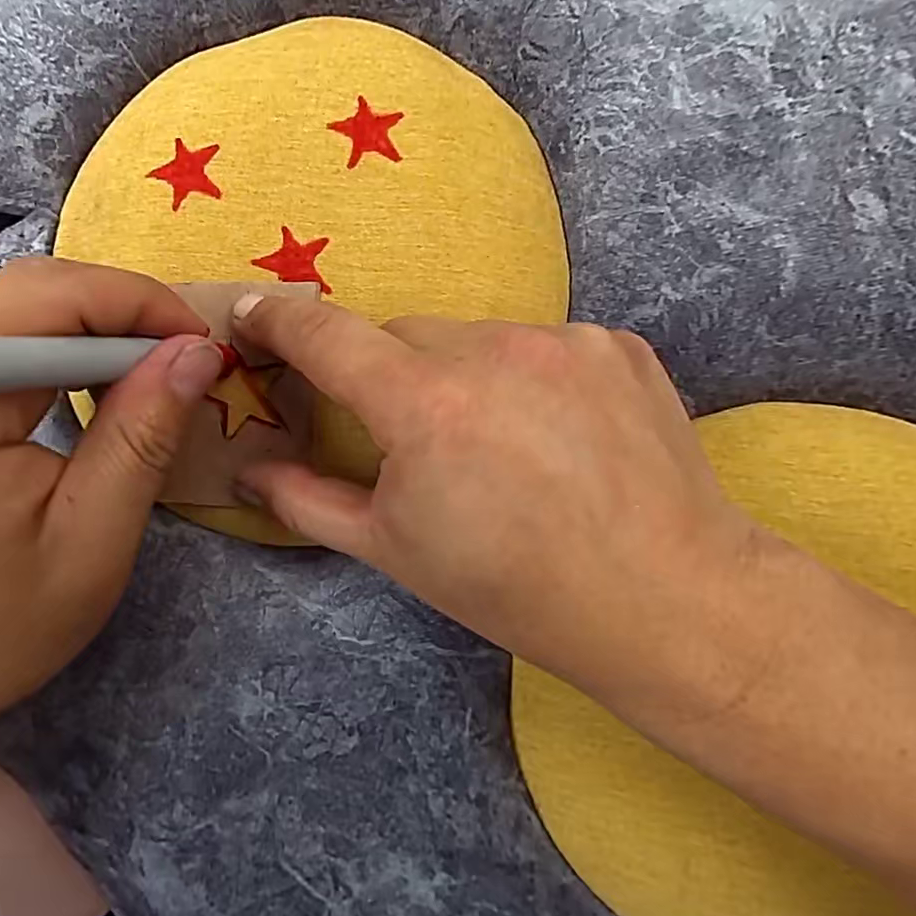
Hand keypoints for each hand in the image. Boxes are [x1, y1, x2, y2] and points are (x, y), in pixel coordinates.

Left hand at [0, 258, 223, 745]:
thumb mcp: (91, 540)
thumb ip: (144, 435)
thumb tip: (196, 354)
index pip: (45, 298)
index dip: (136, 304)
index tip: (199, 344)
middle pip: (18, 304)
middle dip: (113, 324)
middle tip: (179, 368)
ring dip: (79, 350)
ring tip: (139, 390)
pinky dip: (37, 375)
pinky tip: (73, 408)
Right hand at [232, 295, 771, 692]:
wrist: (667, 600)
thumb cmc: (512, 587)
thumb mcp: (393, 549)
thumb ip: (307, 500)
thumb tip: (249, 472)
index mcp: (425, 406)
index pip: (328, 336)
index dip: (280, 319)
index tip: (252, 314)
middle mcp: (493, 351)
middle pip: (402, 335)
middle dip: (387, 375)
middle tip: (411, 439)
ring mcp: (564, 340)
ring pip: (472, 338)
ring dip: (459, 376)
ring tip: (495, 446)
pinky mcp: (616, 344)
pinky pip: (538, 344)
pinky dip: (522, 377)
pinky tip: (551, 435)